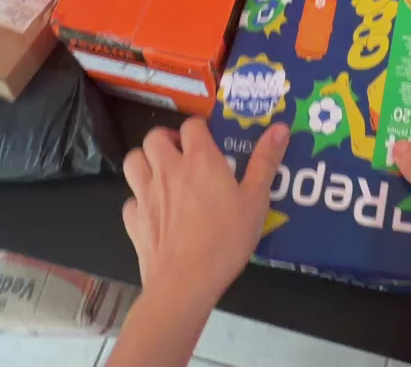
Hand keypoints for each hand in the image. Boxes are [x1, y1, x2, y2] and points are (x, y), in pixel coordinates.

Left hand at [122, 118, 287, 306]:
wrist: (184, 285)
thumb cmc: (225, 239)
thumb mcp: (256, 200)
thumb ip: (266, 161)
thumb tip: (280, 127)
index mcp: (200, 159)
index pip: (192, 125)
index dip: (200, 127)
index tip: (211, 139)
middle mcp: (169, 170)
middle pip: (154, 137)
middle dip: (168, 139)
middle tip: (184, 153)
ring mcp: (146, 195)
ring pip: (133, 161)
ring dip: (146, 160)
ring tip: (164, 172)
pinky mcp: (133, 222)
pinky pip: (130, 199)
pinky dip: (139, 198)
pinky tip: (155, 210)